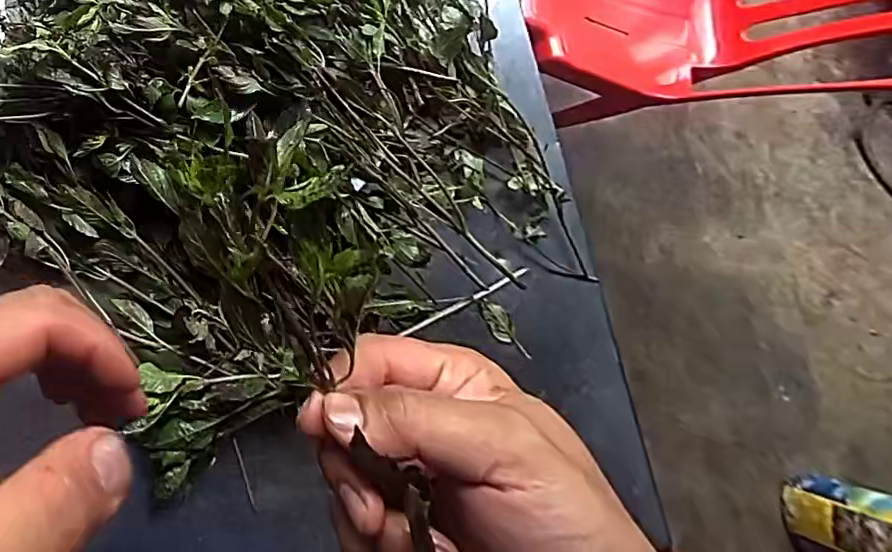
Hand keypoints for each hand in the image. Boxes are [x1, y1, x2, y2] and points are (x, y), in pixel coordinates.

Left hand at [0, 286, 146, 551]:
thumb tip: (119, 446)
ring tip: (105, 412)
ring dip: (77, 357)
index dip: (99, 347)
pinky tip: (66, 401)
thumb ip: (54, 503)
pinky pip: (10, 344)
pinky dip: (52, 364)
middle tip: (128, 410)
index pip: (41, 317)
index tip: (136, 402)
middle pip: (37, 309)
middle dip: (92, 349)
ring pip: (28, 321)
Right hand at [296, 335, 651, 551]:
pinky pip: (355, 519)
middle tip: (369, 503)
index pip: (370, 358)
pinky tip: (409, 548)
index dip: (339, 384)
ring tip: (400, 537)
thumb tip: (333, 409)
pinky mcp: (402, 523)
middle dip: (348, 461)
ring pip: (343, 471)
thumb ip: (417, 416)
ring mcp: (407, 475)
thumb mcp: (504, 446)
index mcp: (446, 380)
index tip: (321, 424)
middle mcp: (418, 421)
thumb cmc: (570, 519)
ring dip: (360, 508)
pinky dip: (369, 539)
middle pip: (345, 416)